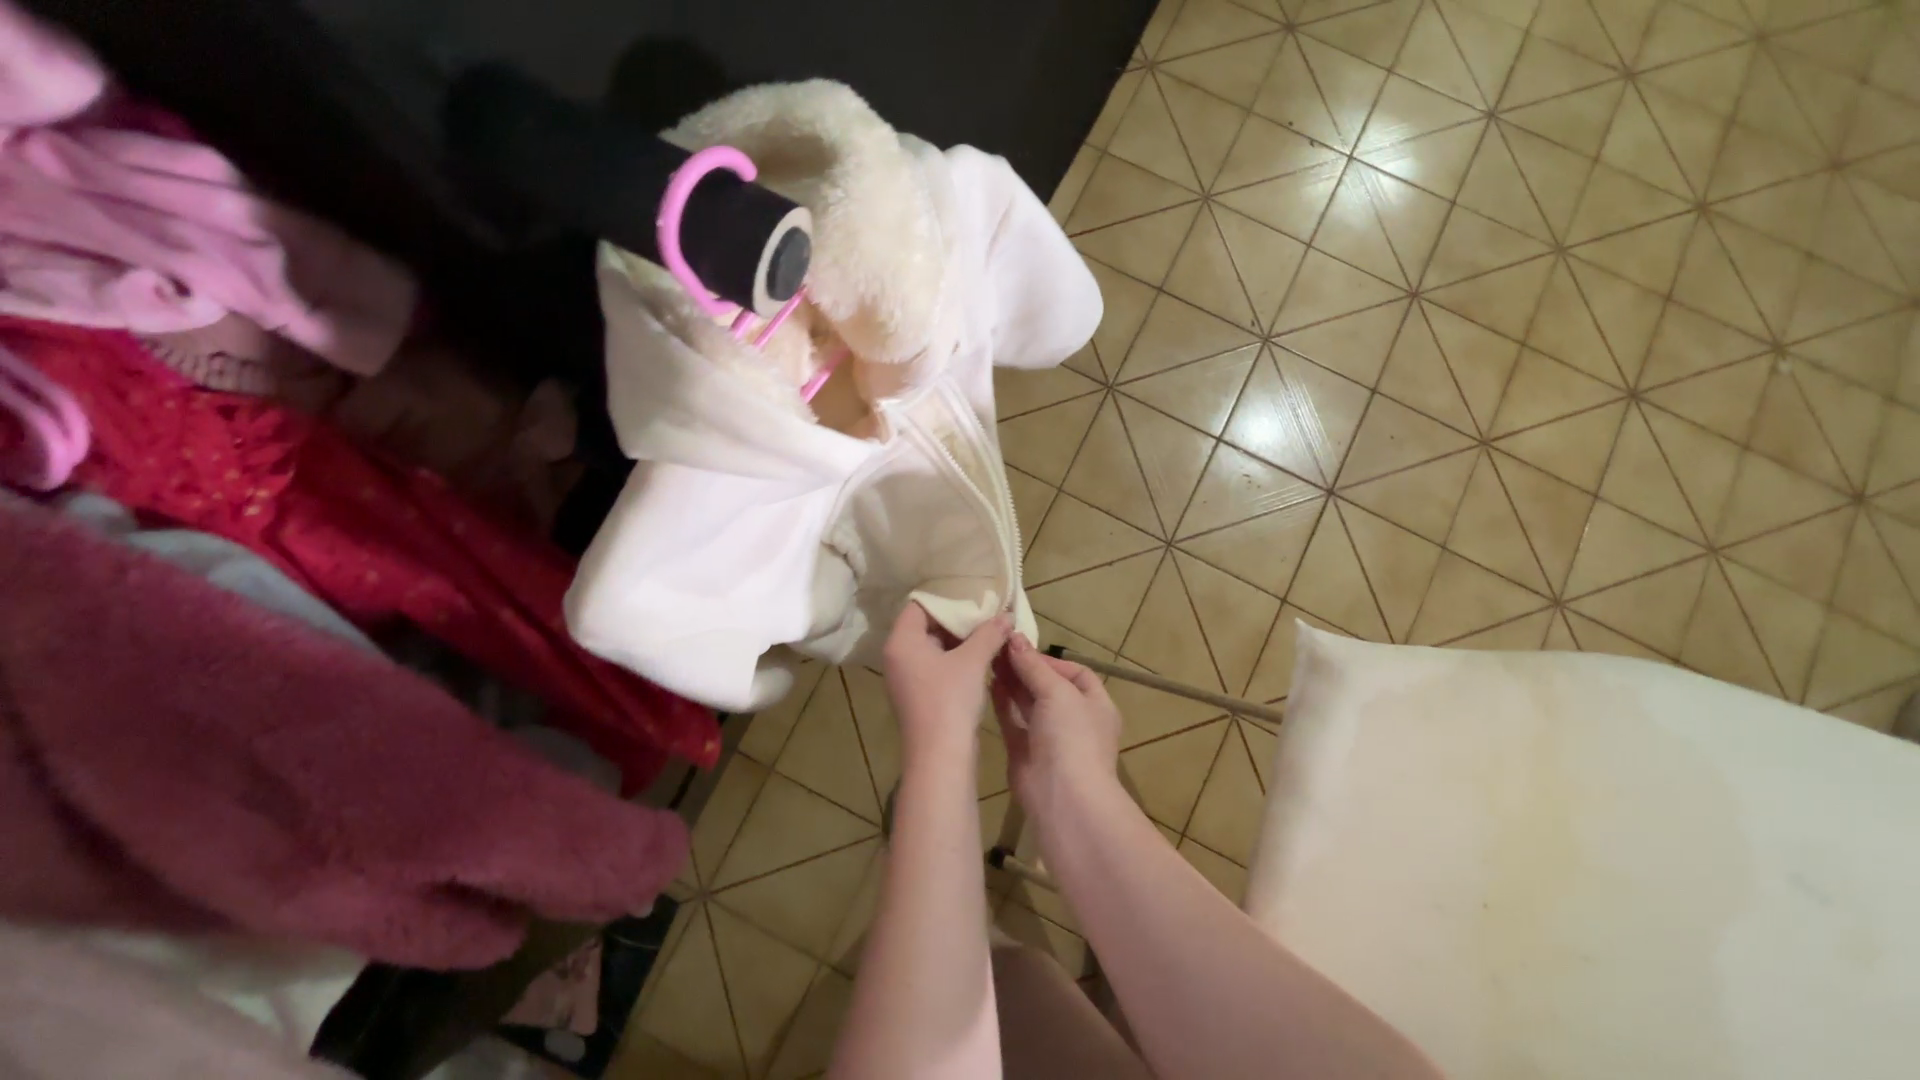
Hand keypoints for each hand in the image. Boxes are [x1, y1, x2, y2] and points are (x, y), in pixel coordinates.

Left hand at [882, 603, 1012, 765]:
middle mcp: (897, 656)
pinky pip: (937, 665)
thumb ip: (989, 634)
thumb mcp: (972, 661)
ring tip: (990, 630)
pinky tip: (982, 656)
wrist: (940, 756)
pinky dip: (957, 658)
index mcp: (901, 641)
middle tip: (987, 610)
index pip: (920, 605)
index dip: (948, 598)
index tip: (974, 594)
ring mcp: (907, 677)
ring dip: (961, 640)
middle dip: (958, 619)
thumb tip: (1006, 615)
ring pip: (934, 646)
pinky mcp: (919, 694)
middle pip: (927, 625)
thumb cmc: (950, 700)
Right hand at [990, 633, 1123, 821]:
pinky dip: (1002, 703)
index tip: (1024, 648)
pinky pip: (1012, 721)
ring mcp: (1049, 737)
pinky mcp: (1025, 751)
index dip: (1051, 660)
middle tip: (999, 649)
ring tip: (989, 660)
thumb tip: (1014, 638)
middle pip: (1048, 686)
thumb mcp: (1057, 692)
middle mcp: (1074, 720)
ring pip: (1028, 703)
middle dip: (1026, 668)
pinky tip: (988, 684)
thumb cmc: (1072, 737)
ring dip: (1012, 682)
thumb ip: (1034, 666)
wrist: (1062, 796)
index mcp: (1096, 705)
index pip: (1076, 674)